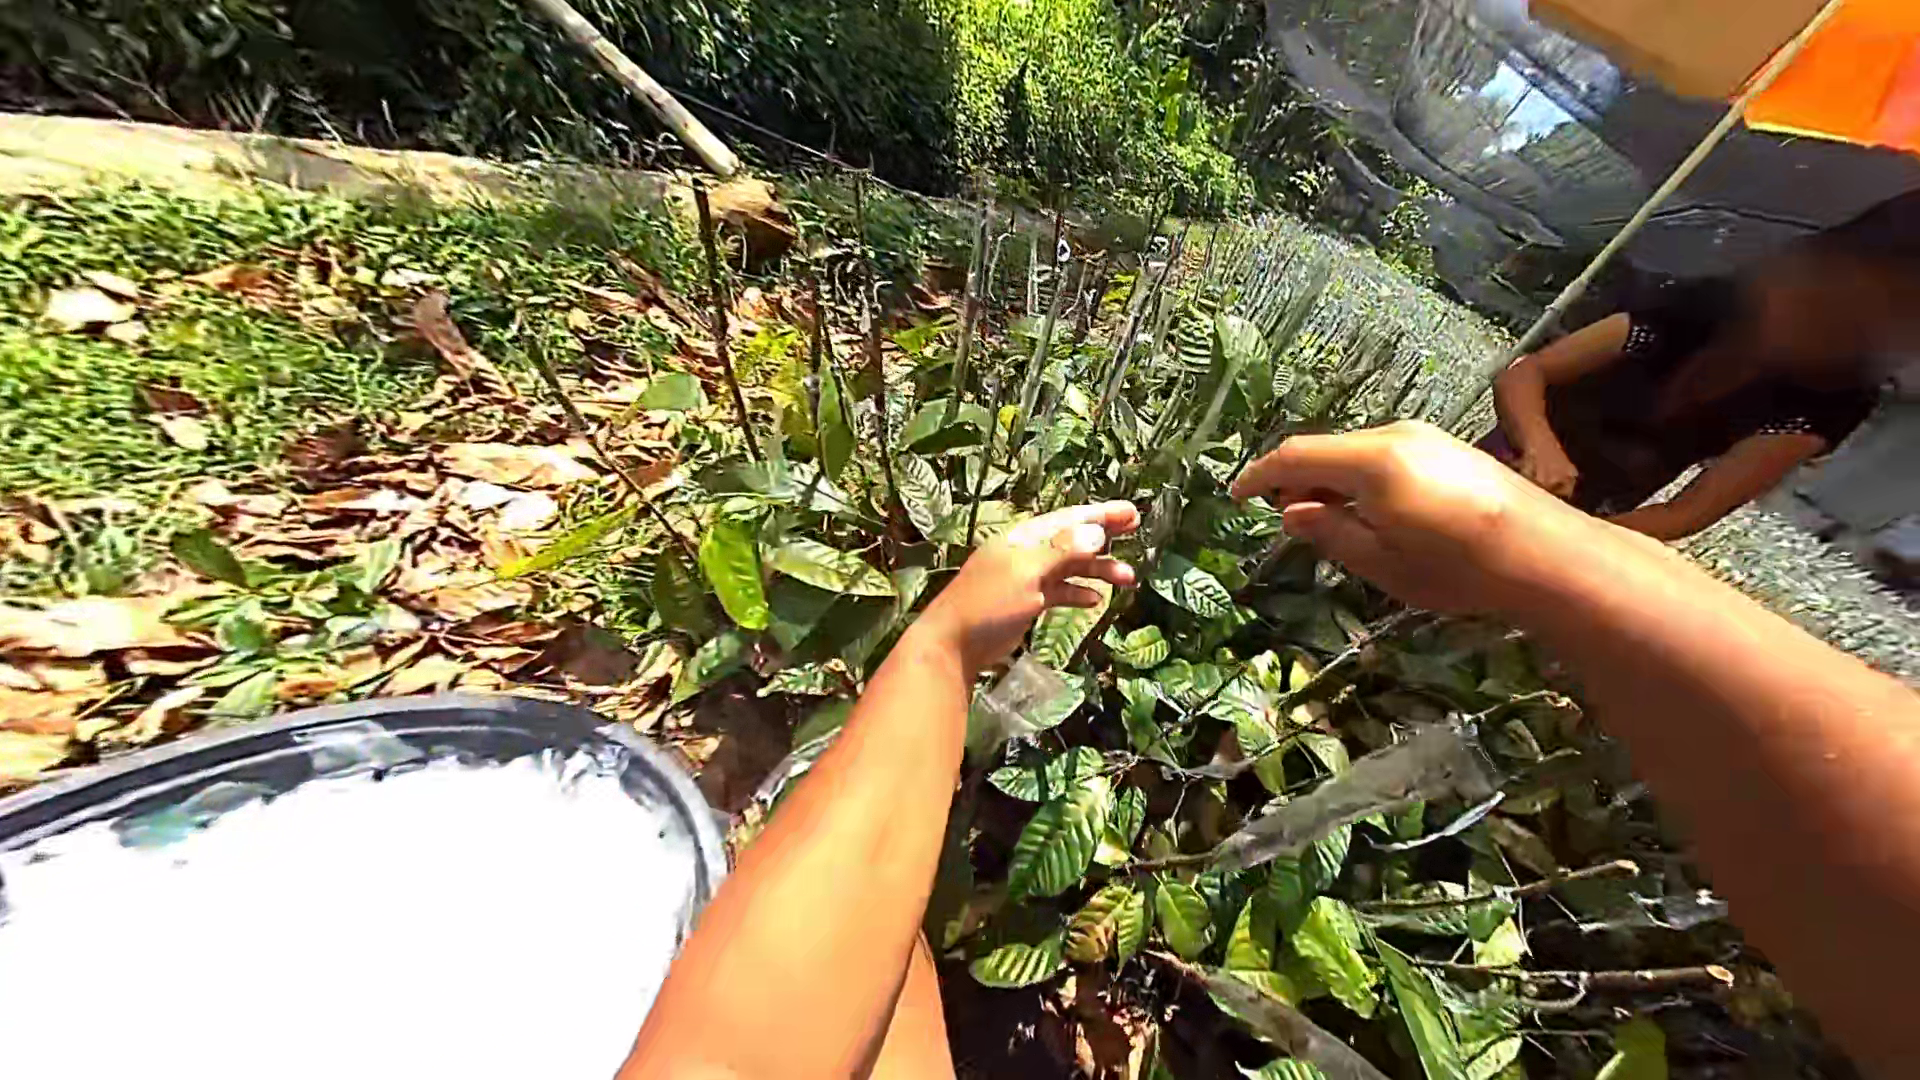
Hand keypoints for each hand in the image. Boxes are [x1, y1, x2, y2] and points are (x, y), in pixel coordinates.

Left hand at [917, 501, 1139, 675]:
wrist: (953, 644)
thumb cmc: (987, 603)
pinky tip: (1094, 600)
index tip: (1132, 512)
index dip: (1100, 514)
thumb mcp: (1025, 573)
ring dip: (1096, 570)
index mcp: (1023, 538)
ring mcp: (1025, 578)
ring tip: (1127, 578)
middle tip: (1136, 530)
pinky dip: (1076, 593)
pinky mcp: (1025, 602)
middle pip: (1072, 539)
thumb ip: (1061, 552)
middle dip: (1104, 536)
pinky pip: (1057, 592)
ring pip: (1068, 568)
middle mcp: (1026, 553)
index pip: (1068, 519)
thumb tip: (1096, 530)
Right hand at [1231, 421, 1602, 615]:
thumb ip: (1327, 531)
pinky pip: (1375, 453)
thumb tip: (1290, 513)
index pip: (1294, 457)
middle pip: (1319, 448)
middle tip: (1284, 517)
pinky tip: (1363, 507)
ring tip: (1323, 517)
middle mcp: (1394, 437)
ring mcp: (1422, 437)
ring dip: (1322, 478)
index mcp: (1372, 463)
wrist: (1554, 559)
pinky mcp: (1441, 447)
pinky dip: (1351, 476)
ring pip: (1347, 450)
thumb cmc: (1458, 568)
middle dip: (1291, 479)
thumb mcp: (1379, 561)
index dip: (1258, 476)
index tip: (1236, 496)